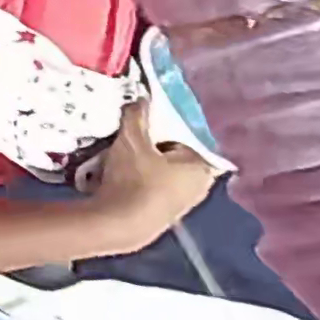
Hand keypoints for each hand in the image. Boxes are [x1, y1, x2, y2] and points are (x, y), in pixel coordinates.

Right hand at [87, 101, 215, 246]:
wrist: (124, 221)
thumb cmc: (135, 177)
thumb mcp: (131, 140)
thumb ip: (136, 117)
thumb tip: (141, 98)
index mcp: (201, 165)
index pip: (183, 139)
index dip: (159, 133)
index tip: (137, 132)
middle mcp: (202, 185)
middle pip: (173, 156)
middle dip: (151, 149)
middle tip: (126, 143)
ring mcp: (186, 202)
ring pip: (163, 173)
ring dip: (144, 165)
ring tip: (118, 160)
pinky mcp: (168, 213)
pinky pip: (155, 187)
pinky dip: (140, 181)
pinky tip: (120, 179)